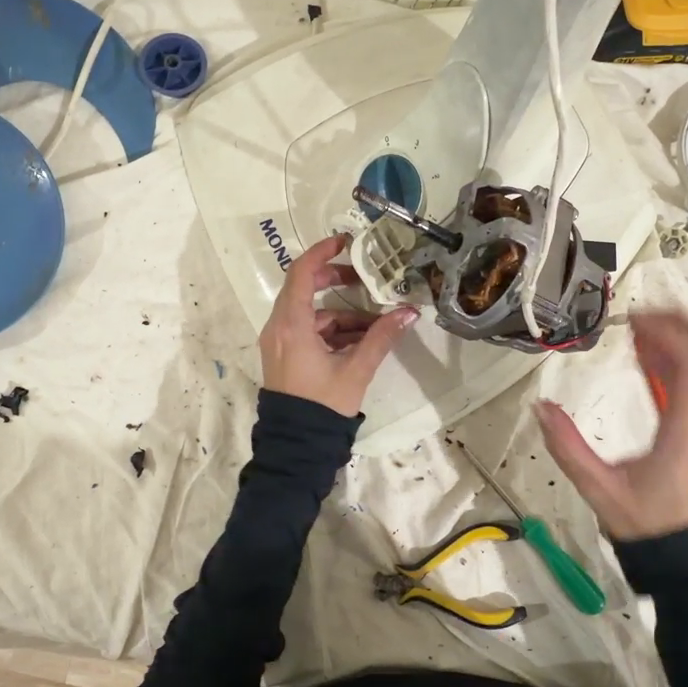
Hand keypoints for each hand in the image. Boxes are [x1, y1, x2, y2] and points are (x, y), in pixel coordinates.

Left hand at [260, 234, 418, 417]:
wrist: (297, 443)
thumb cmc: (323, 404)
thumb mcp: (356, 369)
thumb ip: (382, 337)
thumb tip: (409, 312)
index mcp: (291, 325)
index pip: (301, 273)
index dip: (322, 252)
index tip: (345, 242)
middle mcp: (278, 327)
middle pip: (303, 289)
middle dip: (335, 282)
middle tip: (364, 280)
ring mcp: (278, 342)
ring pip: (308, 313)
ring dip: (339, 313)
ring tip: (373, 322)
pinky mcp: (282, 356)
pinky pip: (305, 331)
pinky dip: (330, 330)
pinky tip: (359, 340)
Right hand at [537, 311, 687, 540]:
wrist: (686, 558)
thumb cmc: (646, 524)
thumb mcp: (599, 489)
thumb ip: (567, 448)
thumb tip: (541, 408)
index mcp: (687, 431)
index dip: (668, 332)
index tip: (632, 320)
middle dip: (678, 325)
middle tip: (637, 318)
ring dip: (680, 341)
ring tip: (638, 332)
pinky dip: (678, 362)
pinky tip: (646, 359)